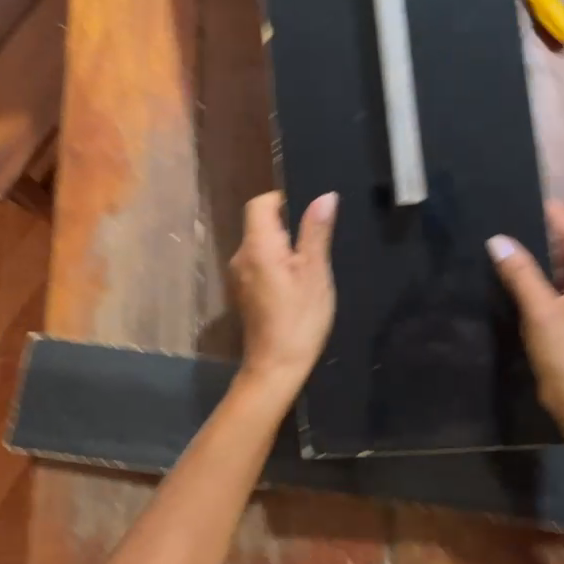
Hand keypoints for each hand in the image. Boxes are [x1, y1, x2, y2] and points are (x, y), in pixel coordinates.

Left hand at [229, 191, 338, 386]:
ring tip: (310, 263)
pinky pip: (259, 263)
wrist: (275, 367)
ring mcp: (239, 275)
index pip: (260, 203)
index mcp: (257, 245)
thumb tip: (324, 196)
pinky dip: (276, 264)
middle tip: (317, 241)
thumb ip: (316, 231)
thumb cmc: (299, 318)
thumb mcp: (315, 272)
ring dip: (283, 246)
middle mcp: (241, 255)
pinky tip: (297, 283)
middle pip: (259, 223)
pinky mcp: (243, 292)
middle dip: (287, 225)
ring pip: (261, 244)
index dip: (283, 200)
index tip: (309, 213)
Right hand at [488, 202, 563, 441]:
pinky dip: (557, 275)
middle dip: (559, 231)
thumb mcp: (542, 314)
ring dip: (557, 254)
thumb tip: (498, 239)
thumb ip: (521, 274)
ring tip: (521, 242)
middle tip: (523, 219)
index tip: (530, 199)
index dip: (558, 216)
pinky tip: (531, 278)